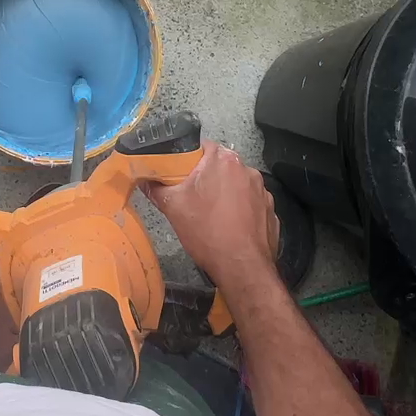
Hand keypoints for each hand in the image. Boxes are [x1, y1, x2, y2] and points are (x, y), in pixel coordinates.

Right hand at [143, 141, 278, 288]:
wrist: (242, 269)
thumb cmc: (209, 234)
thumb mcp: (173, 208)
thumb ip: (156, 188)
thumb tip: (145, 181)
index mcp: (223, 160)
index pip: (201, 146)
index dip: (188, 160)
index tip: (180, 174)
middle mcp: (246, 169)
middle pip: (220, 165)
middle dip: (206, 178)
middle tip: (192, 197)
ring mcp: (262, 190)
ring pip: (236, 184)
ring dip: (225, 194)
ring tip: (211, 215)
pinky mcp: (269, 210)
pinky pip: (250, 203)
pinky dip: (241, 210)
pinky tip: (230, 227)